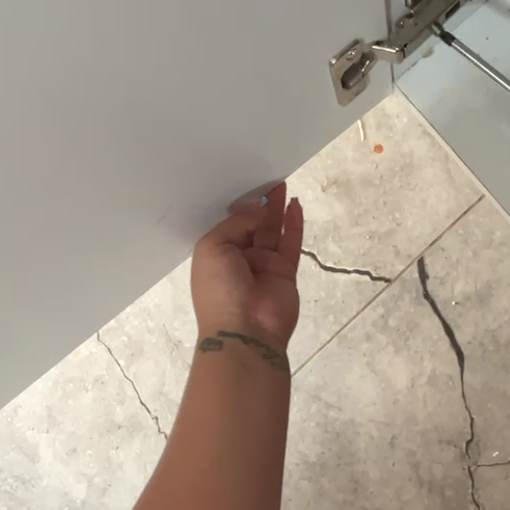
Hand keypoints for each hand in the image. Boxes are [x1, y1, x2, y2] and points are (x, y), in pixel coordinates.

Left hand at [189, 181, 303, 350]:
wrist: (245, 329)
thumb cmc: (220, 289)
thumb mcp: (213, 247)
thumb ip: (235, 223)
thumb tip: (258, 211)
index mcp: (216, 256)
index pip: (229, 225)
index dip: (239, 207)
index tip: (249, 186)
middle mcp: (240, 260)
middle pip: (252, 226)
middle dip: (260, 204)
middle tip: (270, 179)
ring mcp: (264, 267)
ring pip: (272, 232)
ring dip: (277, 209)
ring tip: (283, 184)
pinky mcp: (285, 273)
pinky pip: (290, 244)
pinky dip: (293, 225)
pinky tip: (295, 206)